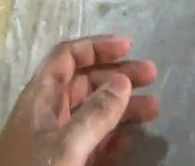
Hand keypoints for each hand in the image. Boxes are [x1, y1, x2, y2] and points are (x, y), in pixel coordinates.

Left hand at [0, 35, 159, 165]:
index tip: (129, 47)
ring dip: (123, 108)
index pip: (68, 57)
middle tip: (152, 76)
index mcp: (40, 98)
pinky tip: (131, 140)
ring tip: (154, 109)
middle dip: (118, 76)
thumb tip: (123, 81)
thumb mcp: (65, 146)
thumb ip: (95, 114)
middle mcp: (48, 115)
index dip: (97, 47)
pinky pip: (93, 146)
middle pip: (86, 83)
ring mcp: (56, 143)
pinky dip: (113, 140)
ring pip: (94, 114)